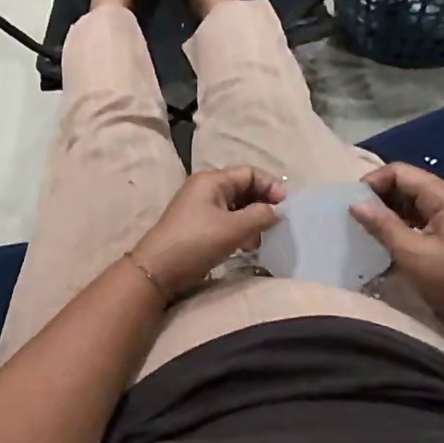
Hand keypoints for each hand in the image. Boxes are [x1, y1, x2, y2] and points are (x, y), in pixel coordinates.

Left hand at [130, 166, 285, 295]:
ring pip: (235, 207)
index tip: (286, 207)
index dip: (271, 186)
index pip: (249, 173)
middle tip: (276, 225)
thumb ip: (260, 215)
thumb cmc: (196, 242)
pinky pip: (225, 222)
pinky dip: (239, 231)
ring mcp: (199, 208)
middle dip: (262, 205)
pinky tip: (245, 247)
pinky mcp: (197, 227)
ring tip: (260, 240)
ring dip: (251, 221)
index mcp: (211, 180)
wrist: (158, 269)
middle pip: (243, 189)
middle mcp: (204, 189)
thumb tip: (275, 211)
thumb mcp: (234, 228)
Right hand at [350, 162, 443, 331]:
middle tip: (356, 221)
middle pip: (408, 184)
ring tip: (369, 232)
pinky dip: (405, 225)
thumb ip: (384, 226)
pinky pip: (426, 217)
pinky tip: (392, 242)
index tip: (351, 206)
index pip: (400, 172)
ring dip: (390, 213)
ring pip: (416, 202)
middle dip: (379, 198)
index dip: (372, 183)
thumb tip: (355, 204)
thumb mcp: (415, 256)